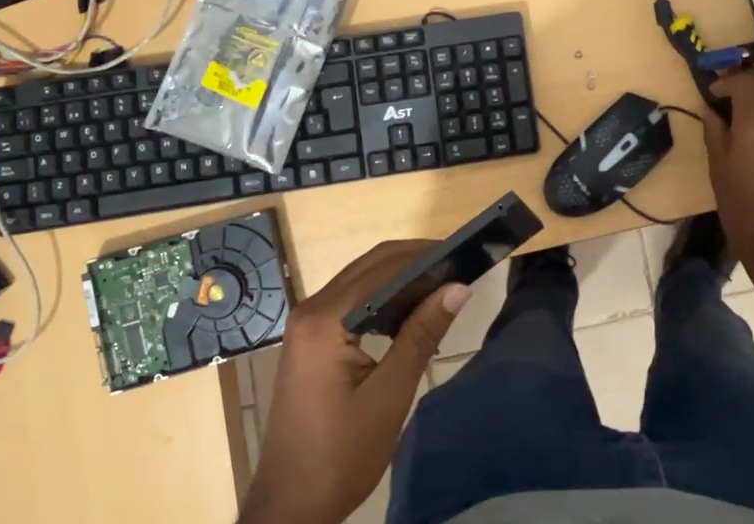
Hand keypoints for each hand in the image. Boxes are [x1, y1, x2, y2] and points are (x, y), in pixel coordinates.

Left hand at [243, 241, 470, 523]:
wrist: (291, 504)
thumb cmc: (341, 454)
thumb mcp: (390, 395)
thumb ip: (421, 334)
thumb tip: (458, 287)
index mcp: (325, 319)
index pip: (382, 268)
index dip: (424, 255)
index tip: (462, 254)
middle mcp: (310, 310)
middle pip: (368, 266)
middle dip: (413, 260)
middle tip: (458, 266)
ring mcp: (305, 325)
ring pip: (359, 282)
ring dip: (398, 278)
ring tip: (442, 286)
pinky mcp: (308, 340)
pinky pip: (350, 302)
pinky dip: (381, 298)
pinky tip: (410, 312)